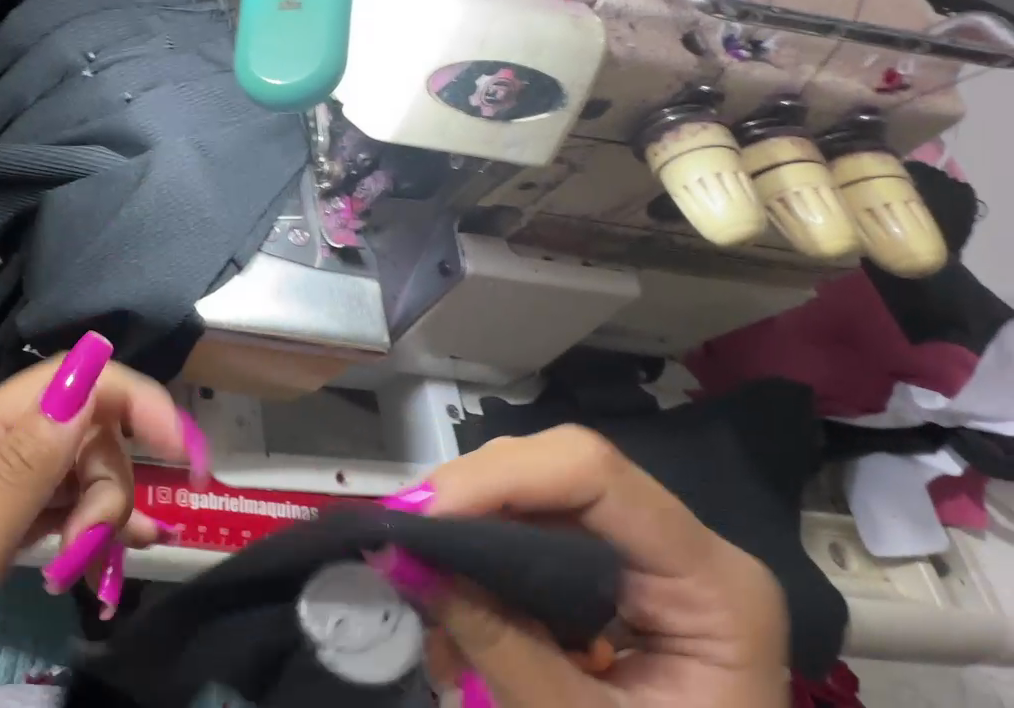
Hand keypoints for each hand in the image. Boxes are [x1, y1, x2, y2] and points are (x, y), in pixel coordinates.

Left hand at [0, 333, 202, 707]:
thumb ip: (14, 481)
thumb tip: (84, 389)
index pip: (62, 383)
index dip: (130, 399)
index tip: (186, 455)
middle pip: (78, 426)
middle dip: (110, 478)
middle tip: (94, 554)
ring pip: (74, 470)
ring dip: (102, 510)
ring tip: (89, 572)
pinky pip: (58, 511)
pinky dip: (93, 527)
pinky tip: (115, 555)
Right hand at [420, 425, 788, 707]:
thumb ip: (497, 643)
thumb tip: (401, 559)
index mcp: (711, 584)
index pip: (597, 475)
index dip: (501, 477)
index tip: (423, 516)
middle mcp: (683, 548)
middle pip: (558, 468)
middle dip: (471, 493)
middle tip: (402, 536)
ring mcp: (648, 556)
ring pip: (533, 488)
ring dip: (464, 522)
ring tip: (418, 574)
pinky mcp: (614, 573)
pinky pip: (529, 526)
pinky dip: (475, 548)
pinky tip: (447, 592)